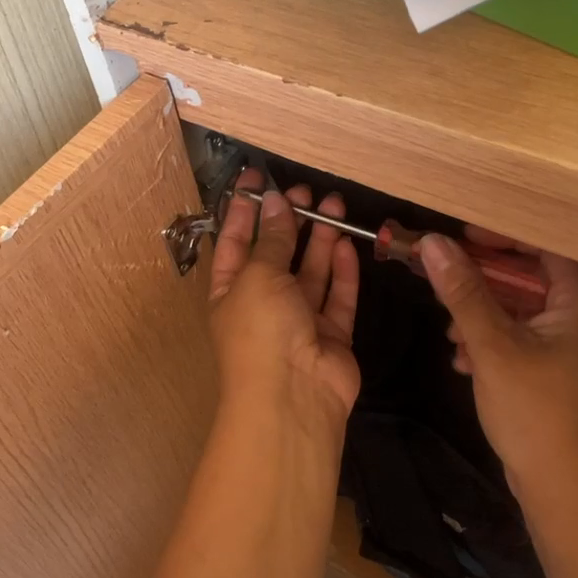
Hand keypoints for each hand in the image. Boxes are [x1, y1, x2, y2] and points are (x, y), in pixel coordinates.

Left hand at [208, 169, 360, 421]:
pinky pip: (337, 297)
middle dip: (289, 222)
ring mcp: (298, 321)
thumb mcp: (258, 276)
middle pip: (276, 255)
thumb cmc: (261, 330)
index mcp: (229, 292)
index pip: (234, 243)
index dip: (243, 211)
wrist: (293, 398)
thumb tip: (276, 203)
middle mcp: (262, 304)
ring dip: (320, 239)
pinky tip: (347, 244)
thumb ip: (272, 240)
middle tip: (306, 191)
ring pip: (311, 273)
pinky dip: (342, 272)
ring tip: (334, 204)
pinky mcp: (332, 335)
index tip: (255, 179)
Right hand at [420, 228, 577, 500]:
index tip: (459, 237)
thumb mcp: (492, 347)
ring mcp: (576, 355)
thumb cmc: (536, 412)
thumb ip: (464, 292)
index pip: (545, 249)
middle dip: (483, 283)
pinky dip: (494, 345)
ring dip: (484, 317)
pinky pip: (526, 345)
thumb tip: (433, 243)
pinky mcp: (563, 380)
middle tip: (442, 282)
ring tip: (451, 336)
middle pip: (531, 281)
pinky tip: (465, 364)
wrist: (570, 494)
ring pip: (524, 315)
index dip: (503, 237)